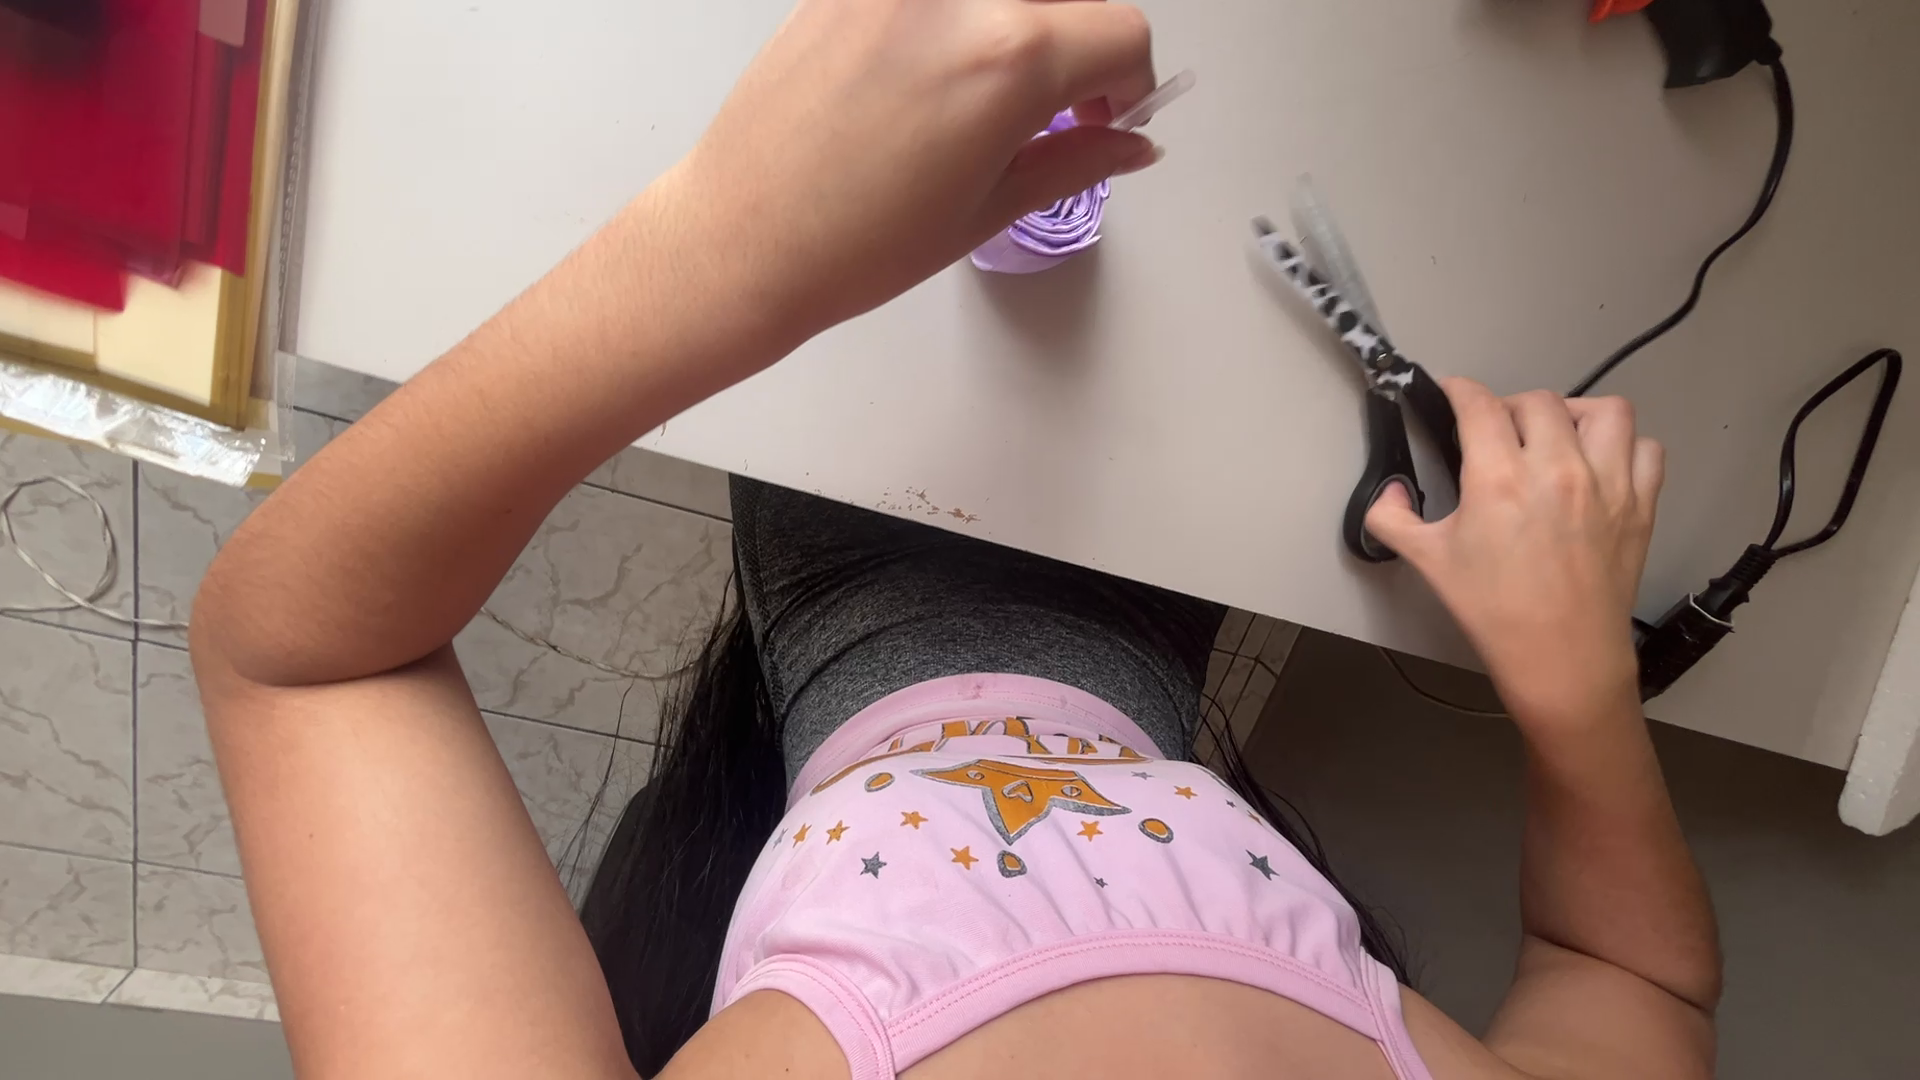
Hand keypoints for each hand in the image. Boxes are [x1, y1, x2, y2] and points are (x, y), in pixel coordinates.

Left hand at [649, 0, 1159, 344]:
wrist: (746, 241)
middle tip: (1059, 116)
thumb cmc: (852, 246)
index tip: (1110, 118)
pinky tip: (930, 87)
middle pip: (1063, 1)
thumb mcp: (984, 212)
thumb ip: (1071, 163)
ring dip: (1018, 37)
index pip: (1121, 33)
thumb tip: (1129, 146)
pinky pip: (934, 0)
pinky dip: (958, 29)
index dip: (1130, 85)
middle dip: (1079, 56)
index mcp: (1007, 57)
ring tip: (987, 107)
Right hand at [1365, 380, 1663, 726]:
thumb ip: (1390, 517)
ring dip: (1570, 412)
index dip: (1458, 389)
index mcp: (1498, 479)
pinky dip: (1620, 442)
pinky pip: (1644, 446)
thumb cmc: (1489, 606)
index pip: (1480, 406)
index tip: (1449, 391)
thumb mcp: (1423, 559)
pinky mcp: (1642, 504)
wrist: (1558, 652)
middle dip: (1506, 405)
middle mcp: (1558, 469)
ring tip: (1550, 434)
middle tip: (1490, 428)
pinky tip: (1594, 462)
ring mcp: (1609, 484)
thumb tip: (1390, 492)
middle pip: (1538, 400)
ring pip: (1603, 411)